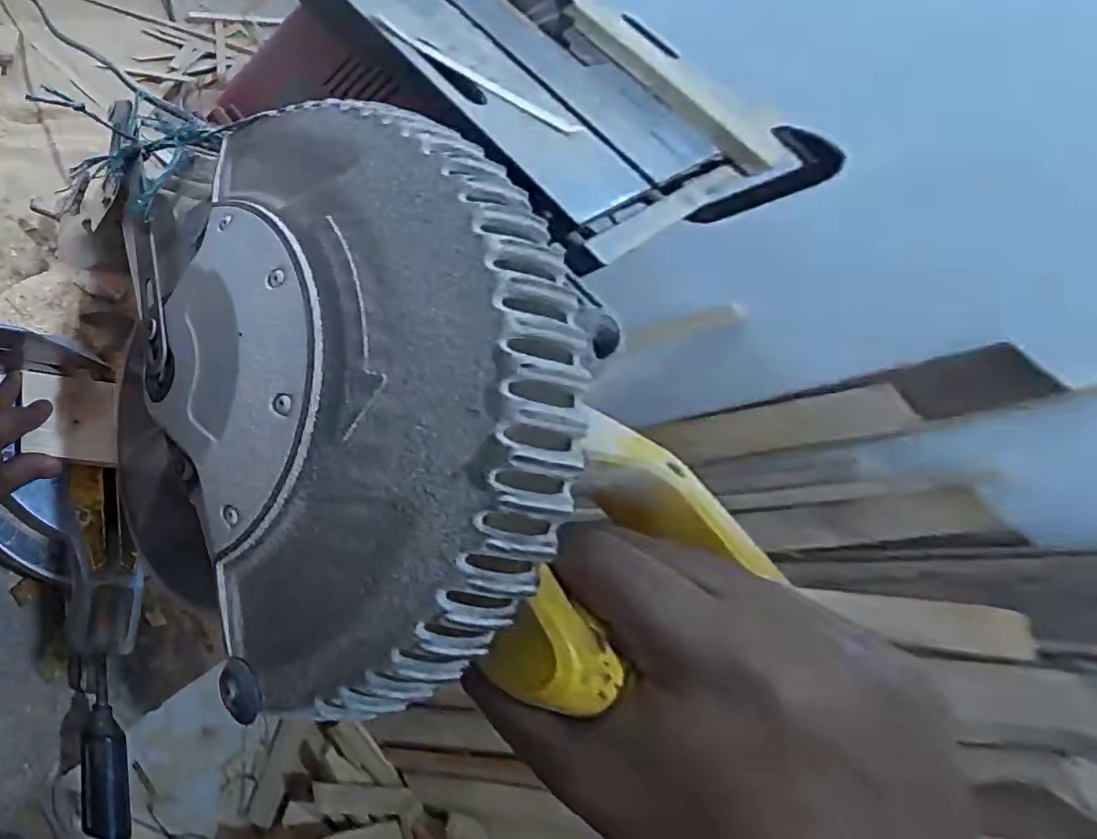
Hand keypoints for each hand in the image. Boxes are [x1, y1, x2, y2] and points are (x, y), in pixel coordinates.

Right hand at [464, 527, 976, 838]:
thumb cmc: (701, 836)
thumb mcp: (582, 774)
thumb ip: (509, 690)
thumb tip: (466, 619)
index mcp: (717, 657)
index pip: (599, 549)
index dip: (554, 561)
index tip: (541, 594)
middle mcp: (794, 628)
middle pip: (654, 548)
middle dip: (606, 571)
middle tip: (589, 618)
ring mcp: (852, 638)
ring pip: (710, 565)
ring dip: (665, 587)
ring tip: (652, 638)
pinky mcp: (890, 654)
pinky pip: (768, 598)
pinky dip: (725, 613)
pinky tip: (723, 660)